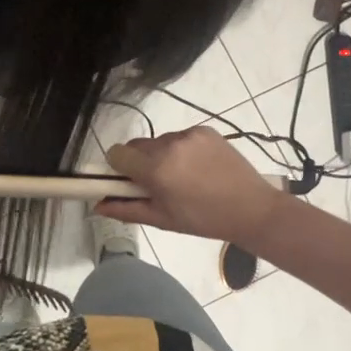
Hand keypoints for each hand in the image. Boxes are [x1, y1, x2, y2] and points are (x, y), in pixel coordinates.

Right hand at [95, 127, 289, 246]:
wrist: (252, 208)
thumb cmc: (203, 220)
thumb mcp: (162, 219)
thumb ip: (126, 209)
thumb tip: (97, 205)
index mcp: (156, 169)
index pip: (117, 154)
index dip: (117, 168)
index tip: (127, 181)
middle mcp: (169, 145)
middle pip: (135, 146)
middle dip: (139, 162)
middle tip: (157, 184)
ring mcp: (189, 135)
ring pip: (158, 142)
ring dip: (160, 156)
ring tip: (182, 178)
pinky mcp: (205, 130)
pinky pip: (179, 137)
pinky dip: (180, 150)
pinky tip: (197, 168)